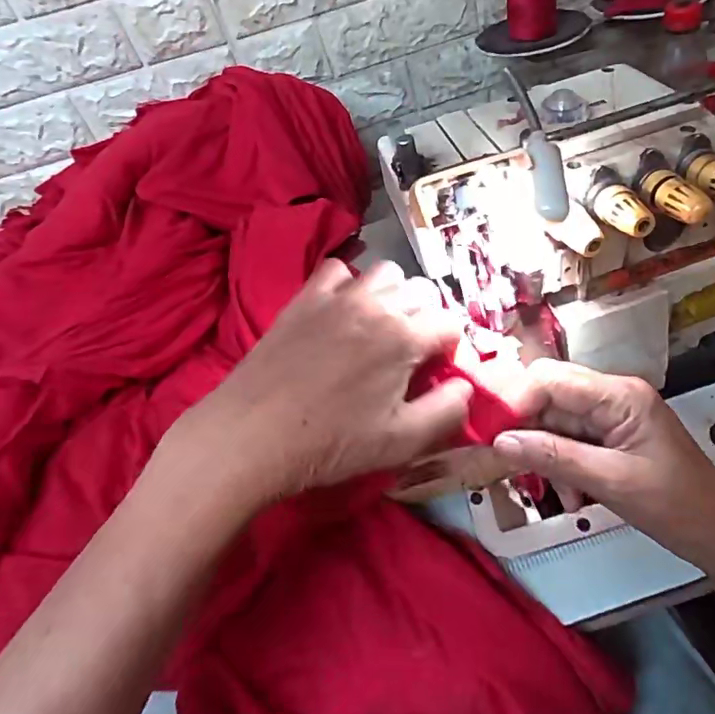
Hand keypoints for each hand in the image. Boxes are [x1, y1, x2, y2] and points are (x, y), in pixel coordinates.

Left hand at [180, 259, 473, 499]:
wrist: (250, 436)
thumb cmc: (330, 443)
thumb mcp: (401, 442)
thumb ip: (447, 410)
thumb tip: (465, 387)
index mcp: (405, 337)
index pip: (450, 323)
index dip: (448, 348)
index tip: (432, 373)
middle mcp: (377, 305)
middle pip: (422, 293)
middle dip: (425, 319)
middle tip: (406, 355)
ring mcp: (338, 296)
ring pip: (385, 273)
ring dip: (392, 296)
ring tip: (378, 328)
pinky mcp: (304, 298)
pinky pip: (338, 270)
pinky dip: (348, 284)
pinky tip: (341, 312)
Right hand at [490, 359, 714, 574]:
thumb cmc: (676, 505)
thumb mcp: (611, 482)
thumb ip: (554, 457)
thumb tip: (500, 441)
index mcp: (620, 394)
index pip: (552, 378)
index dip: (516, 399)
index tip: (489, 431)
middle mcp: (614, 395)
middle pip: (552, 398)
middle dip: (530, 433)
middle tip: (507, 465)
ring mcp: (615, 415)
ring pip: (558, 423)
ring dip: (549, 458)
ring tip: (563, 496)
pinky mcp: (615, 436)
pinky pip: (574, 442)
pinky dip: (566, 467)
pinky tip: (576, 498)